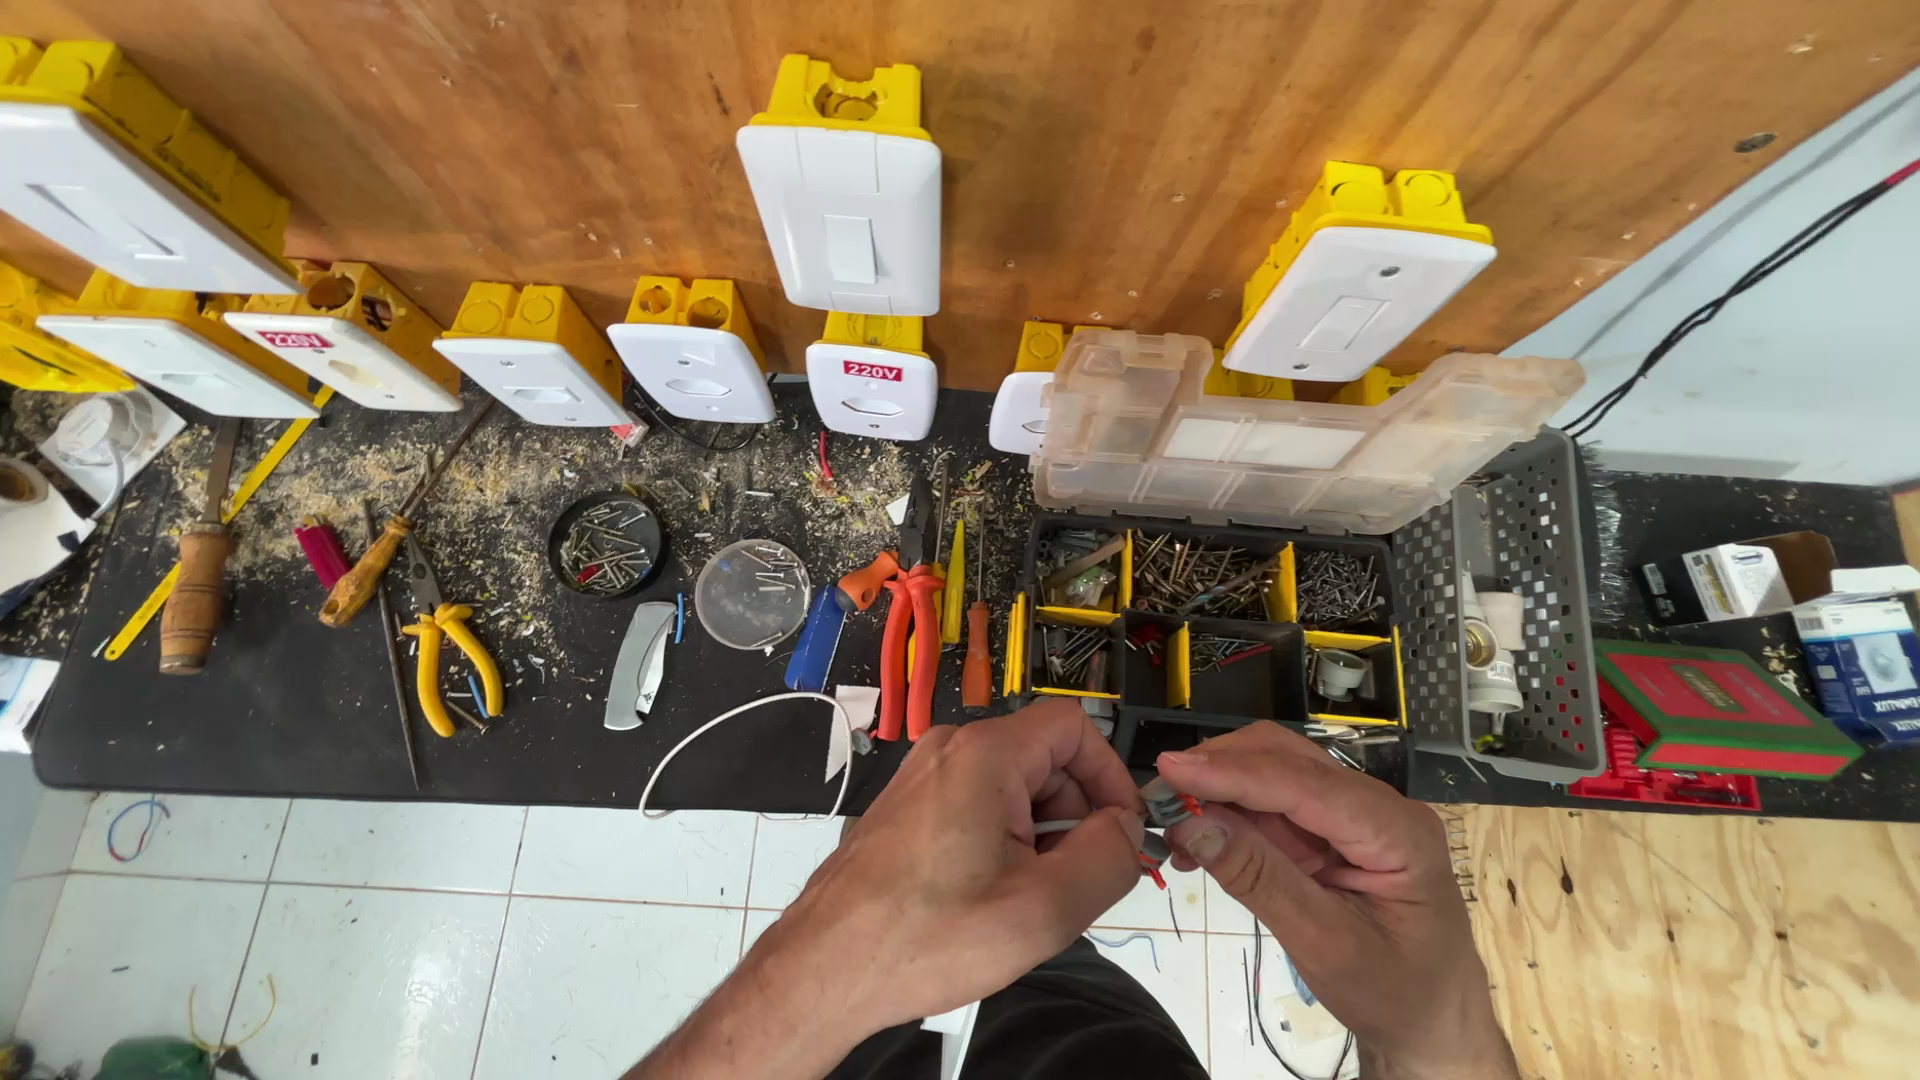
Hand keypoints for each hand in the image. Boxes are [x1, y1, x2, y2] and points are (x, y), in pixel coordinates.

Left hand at [762, 697, 1145, 1029]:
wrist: (826, 966)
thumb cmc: (924, 936)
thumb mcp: (1043, 908)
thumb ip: (1108, 857)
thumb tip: (1127, 827)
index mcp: (984, 754)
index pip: (1073, 726)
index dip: (1109, 773)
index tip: (1120, 830)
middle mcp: (950, 748)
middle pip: (1044, 759)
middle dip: (1073, 817)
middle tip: (1069, 883)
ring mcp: (925, 774)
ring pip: (1014, 787)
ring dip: (1038, 836)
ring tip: (1024, 899)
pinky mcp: (911, 803)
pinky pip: (980, 804)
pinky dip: (1003, 841)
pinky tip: (990, 895)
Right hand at [1157, 723, 1517, 1079]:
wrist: (1432, 1028)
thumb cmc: (1394, 996)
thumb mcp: (1325, 946)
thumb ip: (1259, 879)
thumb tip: (1190, 825)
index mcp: (1396, 830)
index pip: (1303, 783)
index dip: (1231, 772)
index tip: (1168, 768)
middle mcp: (1375, 804)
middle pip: (1284, 757)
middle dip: (1219, 768)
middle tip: (1160, 796)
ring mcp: (1350, 812)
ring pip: (1270, 771)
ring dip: (1216, 786)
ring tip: (1170, 818)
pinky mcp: (1326, 827)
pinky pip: (1266, 802)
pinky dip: (1225, 811)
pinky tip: (1195, 838)